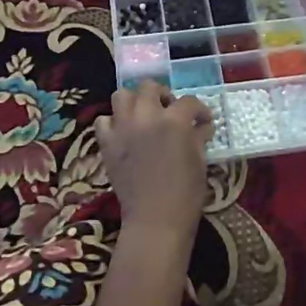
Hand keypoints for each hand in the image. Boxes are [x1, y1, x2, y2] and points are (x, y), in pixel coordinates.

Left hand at [95, 80, 211, 242]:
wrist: (155, 218)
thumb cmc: (186, 193)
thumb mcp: (199, 161)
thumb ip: (198, 137)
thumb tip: (200, 126)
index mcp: (174, 120)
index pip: (189, 102)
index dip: (200, 111)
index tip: (203, 121)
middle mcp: (146, 116)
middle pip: (150, 87)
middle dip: (163, 95)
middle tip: (169, 110)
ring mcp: (123, 128)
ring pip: (122, 95)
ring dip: (135, 101)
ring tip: (143, 115)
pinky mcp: (107, 143)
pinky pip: (103, 121)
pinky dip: (112, 123)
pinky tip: (123, 133)